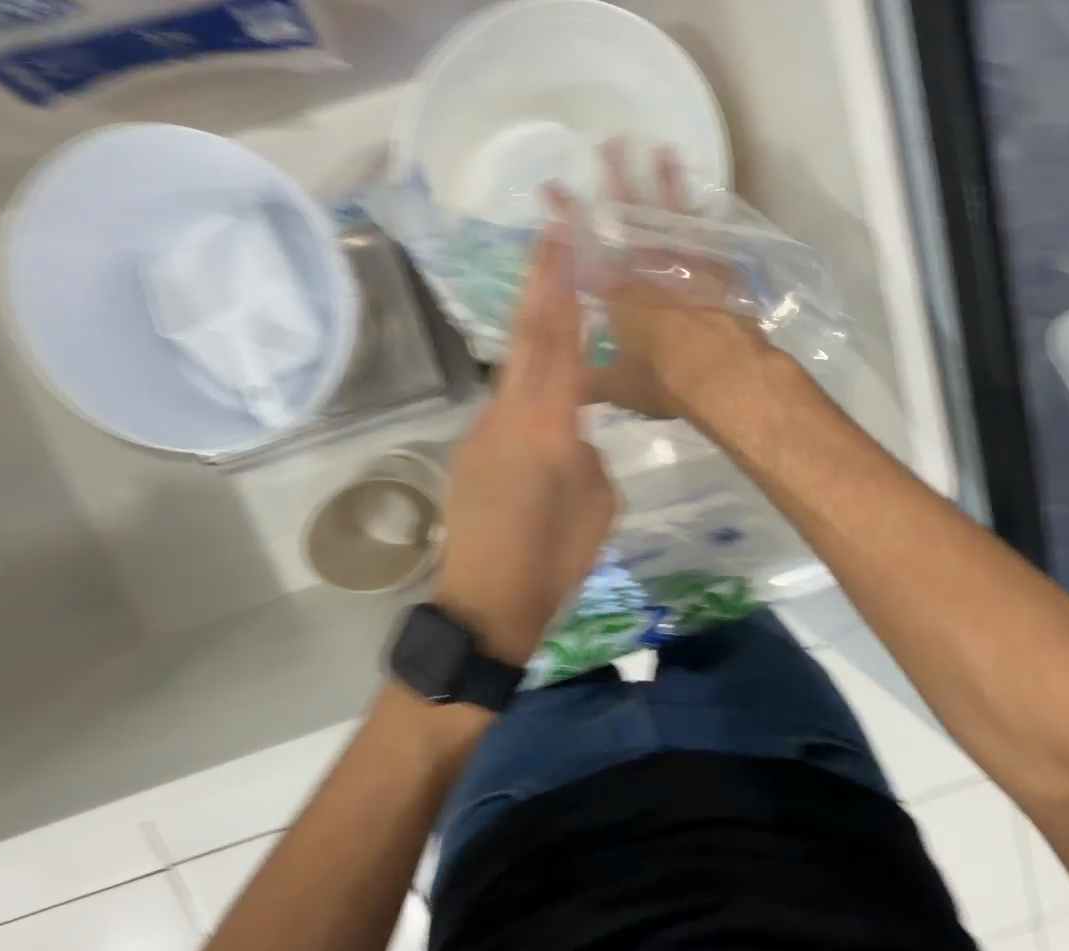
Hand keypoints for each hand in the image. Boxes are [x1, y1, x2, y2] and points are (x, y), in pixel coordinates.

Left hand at [434, 223, 618, 666]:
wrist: (486, 604)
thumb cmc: (555, 562)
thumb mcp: (599, 506)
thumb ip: (588, 453)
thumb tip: (574, 433)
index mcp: (547, 427)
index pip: (558, 341)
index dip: (562, 285)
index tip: (565, 235)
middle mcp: (507, 417)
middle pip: (526, 337)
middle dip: (540, 280)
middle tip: (550, 227)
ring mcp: (481, 433)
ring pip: (512, 370)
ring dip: (532, 329)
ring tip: (553, 293)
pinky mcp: (469, 453)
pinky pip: (504, 407)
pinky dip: (526, 384)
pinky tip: (544, 391)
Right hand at [580, 143, 796, 420]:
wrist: (725, 375)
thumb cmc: (664, 379)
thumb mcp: (618, 388)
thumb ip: (590, 383)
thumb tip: (565, 390)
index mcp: (616, 291)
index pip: (583, 244)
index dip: (566, 215)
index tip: (551, 187)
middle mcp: (649, 266)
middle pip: (630, 214)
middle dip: (616, 176)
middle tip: (608, 143)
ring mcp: (688, 264)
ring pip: (674, 214)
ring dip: (667, 180)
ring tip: (663, 150)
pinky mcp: (721, 272)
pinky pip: (713, 236)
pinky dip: (708, 219)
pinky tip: (709, 203)